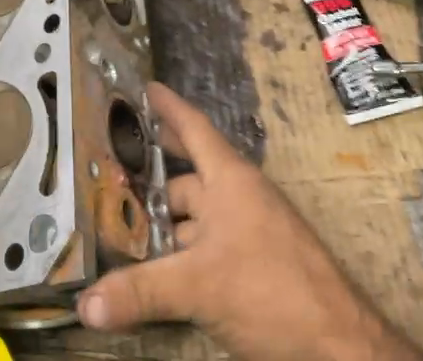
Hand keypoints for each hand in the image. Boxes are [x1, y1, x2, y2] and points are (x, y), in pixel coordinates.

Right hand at [78, 84, 422, 360]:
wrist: (338, 344)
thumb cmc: (271, 289)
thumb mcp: (198, 287)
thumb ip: (140, 292)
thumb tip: (85, 305)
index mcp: (230, 180)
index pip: (194, 129)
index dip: (169, 107)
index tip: (145, 87)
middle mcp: (239, 198)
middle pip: (187, 179)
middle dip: (151, 178)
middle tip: (111, 172)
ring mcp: (248, 232)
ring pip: (195, 219)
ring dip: (162, 225)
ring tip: (120, 229)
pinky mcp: (253, 265)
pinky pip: (206, 248)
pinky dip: (179, 254)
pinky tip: (154, 270)